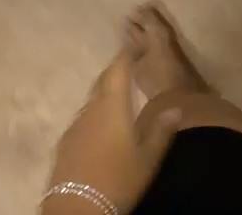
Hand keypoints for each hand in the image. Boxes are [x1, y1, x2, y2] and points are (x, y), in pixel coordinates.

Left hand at [43, 47, 181, 212]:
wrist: (75, 212)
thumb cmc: (116, 181)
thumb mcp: (147, 159)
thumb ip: (161, 130)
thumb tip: (176, 107)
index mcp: (112, 106)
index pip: (119, 68)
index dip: (128, 53)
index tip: (138, 43)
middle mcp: (91, 110)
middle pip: (103, 80)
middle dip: (116, 69)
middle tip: (130, 64)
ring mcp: (75, 127)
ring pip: (92, 100)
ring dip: (105, 92)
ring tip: (120, 95)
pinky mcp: (65, 145)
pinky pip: (83, 119)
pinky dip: (95, 114)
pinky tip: (101, 128)